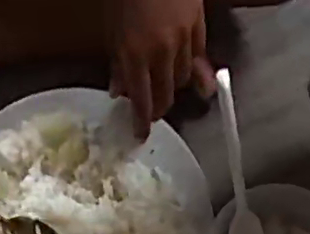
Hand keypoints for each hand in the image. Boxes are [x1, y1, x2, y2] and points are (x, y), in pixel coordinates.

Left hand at [109, 0, 216, 135]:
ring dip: (172, 83)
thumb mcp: (111, 23)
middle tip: (151, 108)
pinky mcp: (198, 28)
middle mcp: (161, 52)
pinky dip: (189, 65)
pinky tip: (180, 61)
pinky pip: (196, 58)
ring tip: (163, 78)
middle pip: (166, 97)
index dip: (142, 121)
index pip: (141, 100)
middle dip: (159, 106)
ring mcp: (183, 41)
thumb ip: (117, 58)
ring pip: (181, 80)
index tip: (140, 134)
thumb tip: (118, 90)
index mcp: (135, 52)